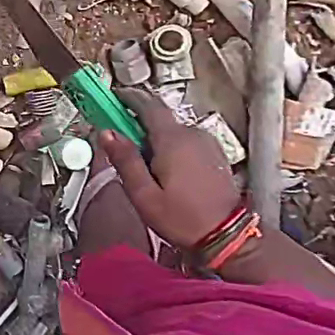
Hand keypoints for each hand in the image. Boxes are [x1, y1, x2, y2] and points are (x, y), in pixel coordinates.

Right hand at [93, 88, 242, 249]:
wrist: (228, 237)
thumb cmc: (182, 218)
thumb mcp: (144, 194)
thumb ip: (125, 160)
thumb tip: (107, 133)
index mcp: (173, 139)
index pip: (148, 105)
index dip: (128, 98)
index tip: (112, 98)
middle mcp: (192, 134)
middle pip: (159, 119)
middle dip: (138, 127)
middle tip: (122, 147)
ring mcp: (206, 143)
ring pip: (172, 131)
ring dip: (154, 140)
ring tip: (144, 169)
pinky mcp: (214, 154)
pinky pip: (185, 141)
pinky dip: (170, 148)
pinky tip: (166, 172)